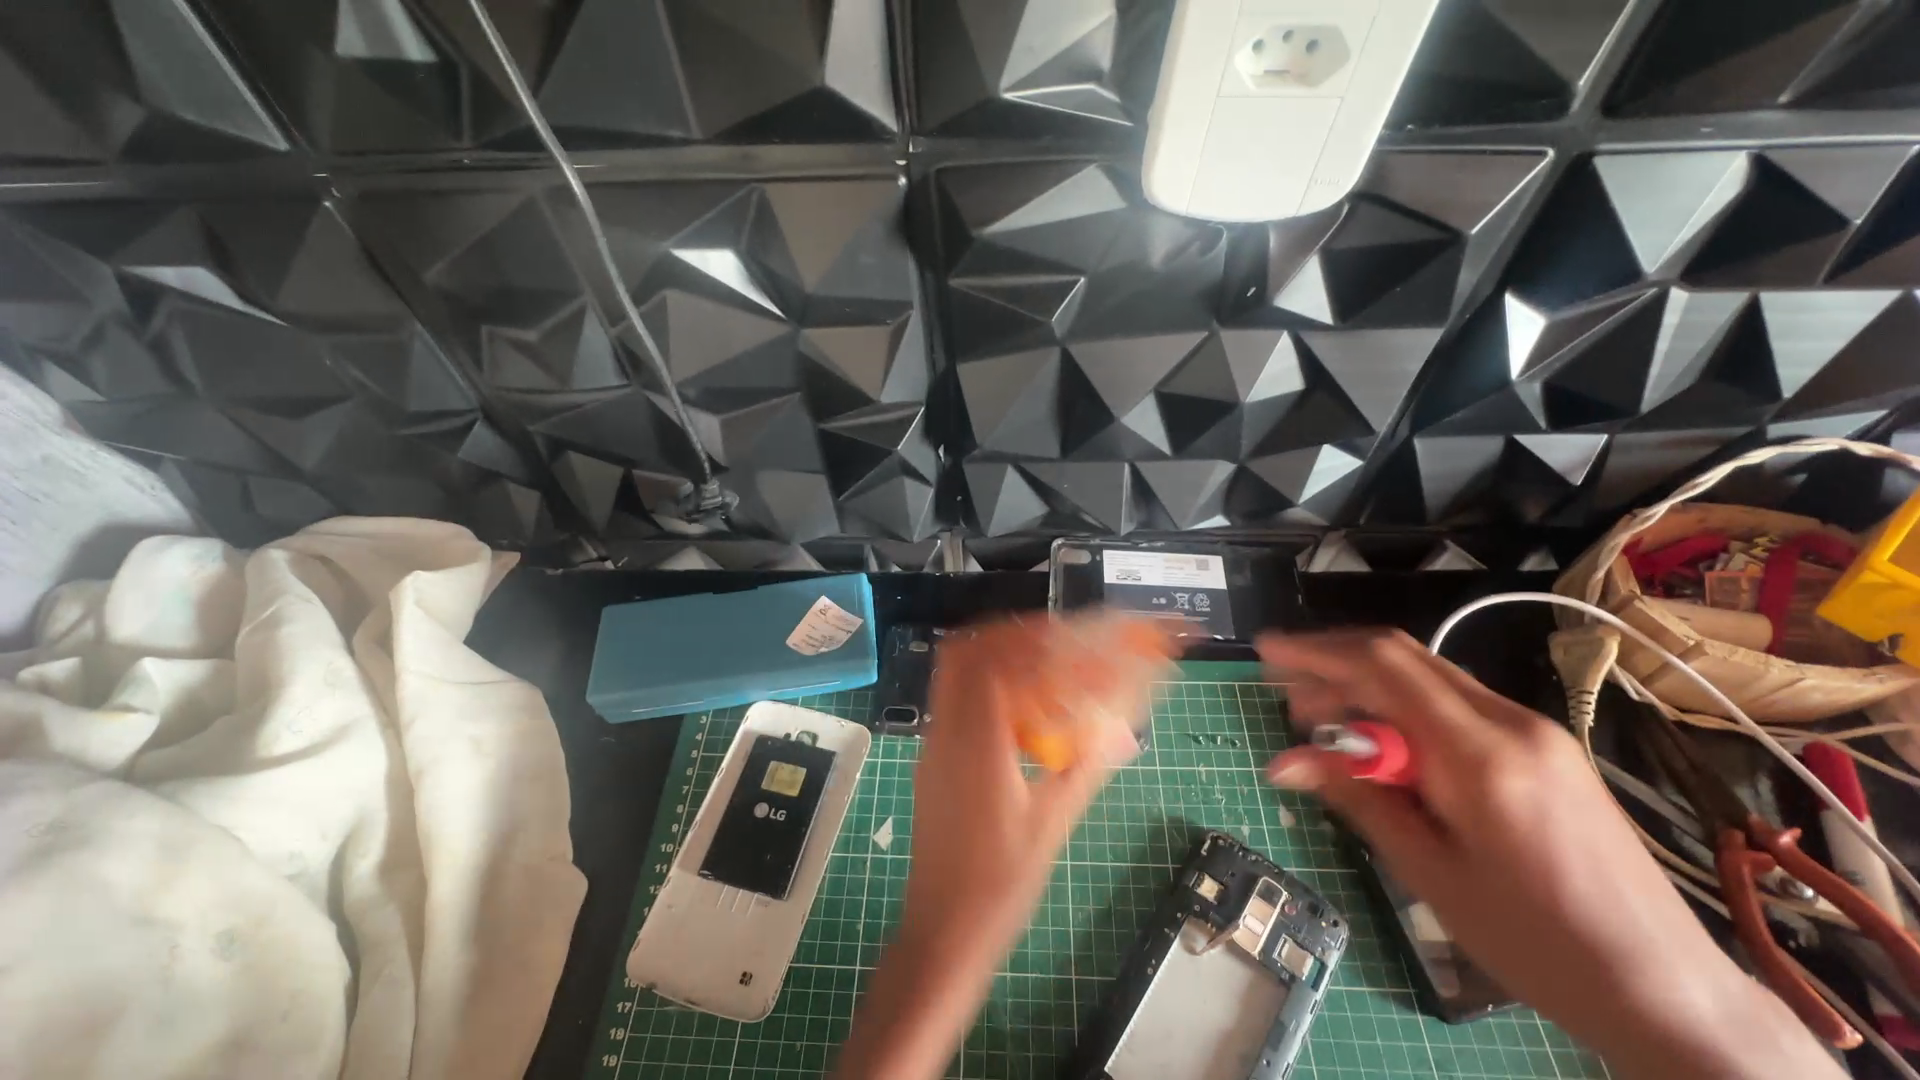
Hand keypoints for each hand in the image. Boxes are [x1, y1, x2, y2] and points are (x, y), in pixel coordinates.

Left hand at [902, 618, 1147, 956]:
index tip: (1064, 634)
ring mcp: (933, 747)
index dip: (1026, 639)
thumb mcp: (1052, 825)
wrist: (942, 930)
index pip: (990, 664)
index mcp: (974, 744)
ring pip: (952, 677)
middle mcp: (945, 734)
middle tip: (1050, 642)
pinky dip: (985, 689)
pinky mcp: (933, 763)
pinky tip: (1020, 711)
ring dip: (994, 659)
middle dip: (1006, 637)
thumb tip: (1120, 732)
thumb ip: (1083, 769)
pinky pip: (953, 703)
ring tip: (1040, 667)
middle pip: (961, 655)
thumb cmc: (998, 885)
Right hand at [1259, 630, 1842, 1079]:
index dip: (1316, 653)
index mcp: (1480, 754)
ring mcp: (1538, 732)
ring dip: (1371, 688)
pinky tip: (1385, 746)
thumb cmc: (1537, 945)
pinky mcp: (1548, 750)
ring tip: (1324, 725)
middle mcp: (1512, 723)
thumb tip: (1287, 761)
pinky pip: (1460, 706)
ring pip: (1431, 679)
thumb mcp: (1430, 874)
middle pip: (1406, 659)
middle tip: (1288, 699)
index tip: (1268, 653)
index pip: (1382, 668)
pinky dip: (1408, 710)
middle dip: (1336, 665)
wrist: (1664, 987)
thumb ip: (1359, 799)